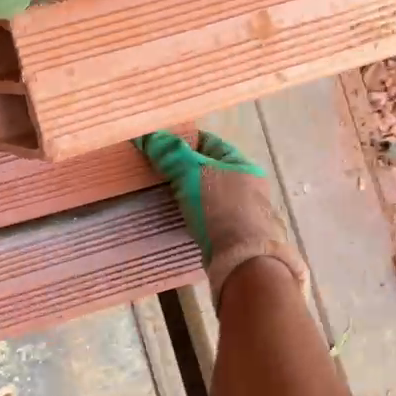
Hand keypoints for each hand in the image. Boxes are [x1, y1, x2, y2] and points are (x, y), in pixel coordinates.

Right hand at [134, 130, 306, 300]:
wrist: (245, 260)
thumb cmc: (220, 208)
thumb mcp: (189, 172)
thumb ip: (168, 152)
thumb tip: (147, 135)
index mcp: (242, 164)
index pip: (207, 141)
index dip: (180, 140)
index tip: (156, 146)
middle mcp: (249, 184)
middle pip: (207, 167)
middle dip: (181, 168)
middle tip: (153, 170)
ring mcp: (246, 211)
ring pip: (208, 192)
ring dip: (186, 191)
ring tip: (161, 193)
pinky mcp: (239, 234)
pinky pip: (210, 214)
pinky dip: (194, 212)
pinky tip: (179, 216)